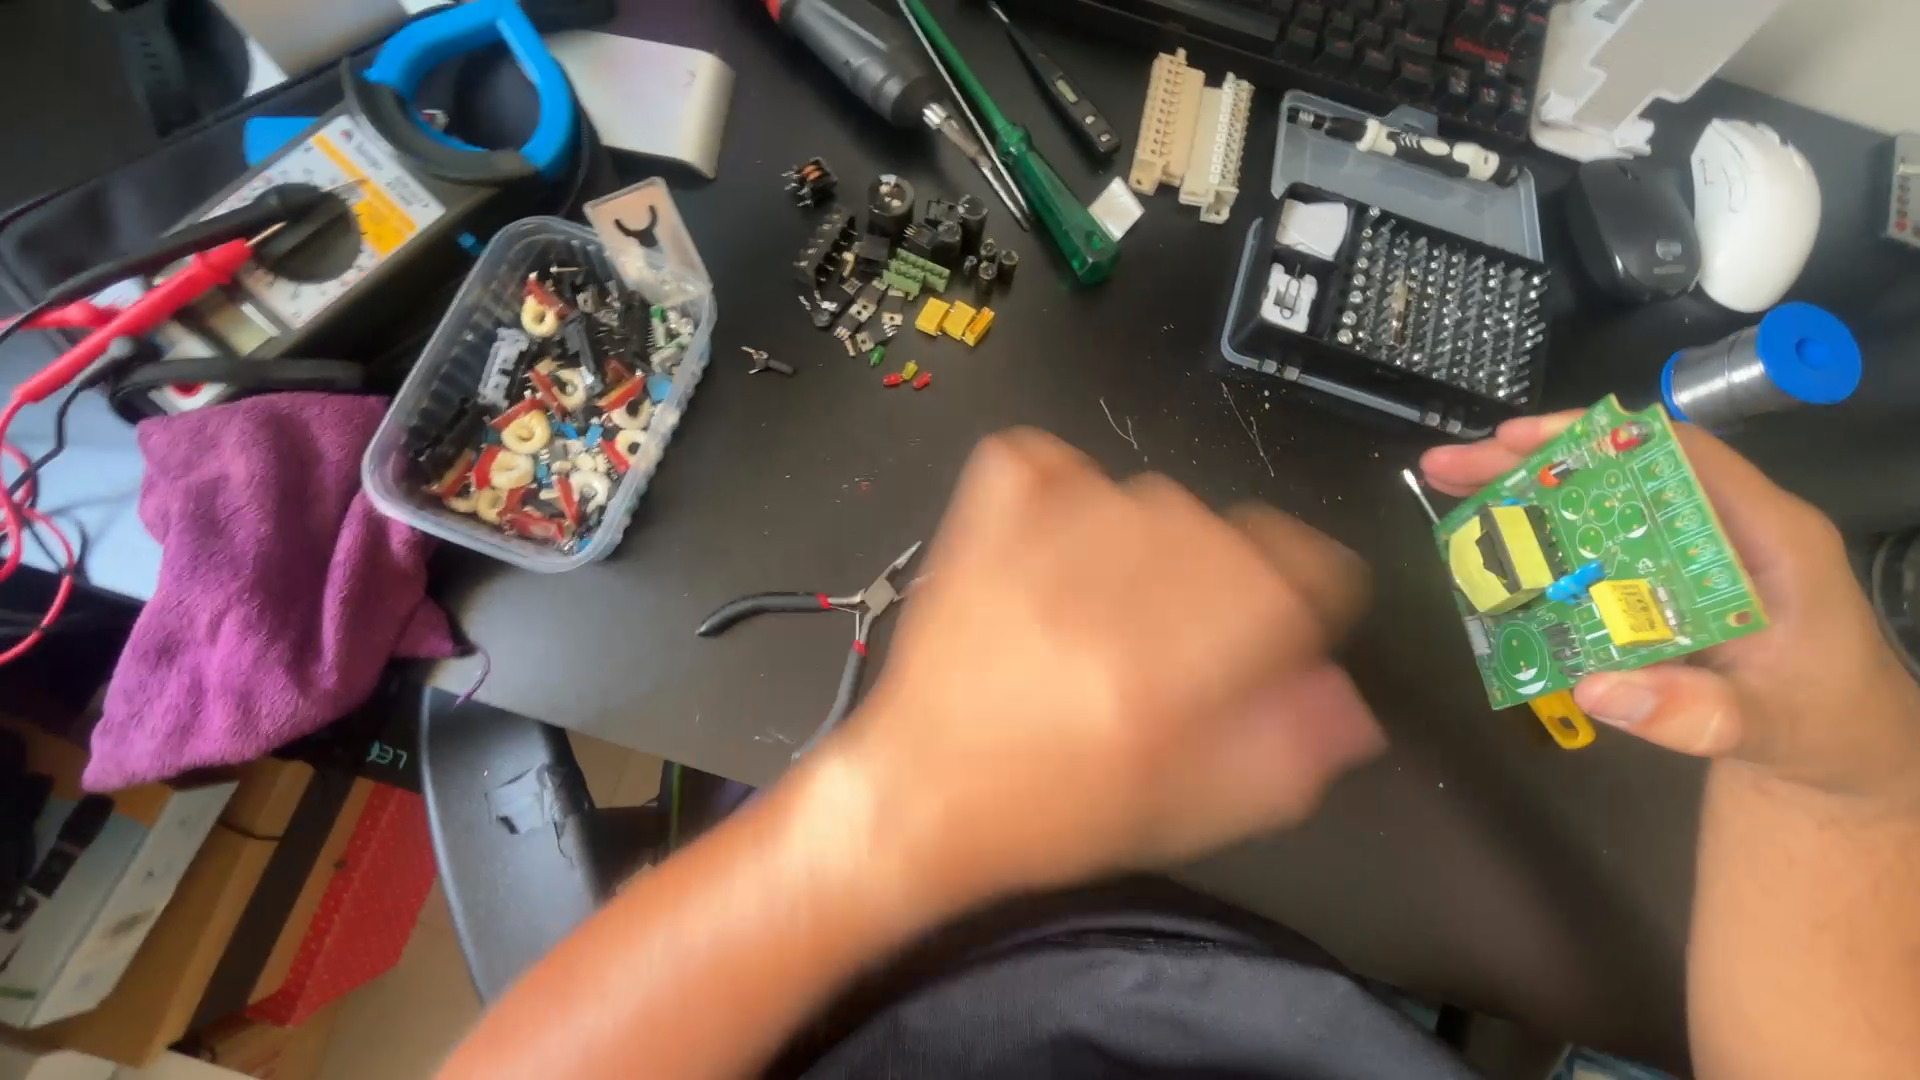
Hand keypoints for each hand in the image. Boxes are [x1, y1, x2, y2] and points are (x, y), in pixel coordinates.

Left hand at [827, 430, 1384, 904]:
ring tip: (1118, 600)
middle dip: (1231, 577)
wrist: (921, 790)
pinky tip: (1064, 534)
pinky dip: (1067, 483)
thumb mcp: (1184, 813)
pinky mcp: (979, 530)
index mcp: (1168, 672)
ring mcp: (1035, 550)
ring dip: (1156, 541)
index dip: (1313, 586)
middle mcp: (1106, 594)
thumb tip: (1341, 692)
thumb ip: (1282, 751)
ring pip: (1148, 493)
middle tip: (1188, 629)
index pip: (1295, 569)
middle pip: (1225, 528)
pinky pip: (1041, 459)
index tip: (1292, 610)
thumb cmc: (1050, 814)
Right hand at [1423, 414, 1919, 809]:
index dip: (1594, 439)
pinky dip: (1524, 539)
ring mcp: (1673, 556)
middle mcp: (1713, 532)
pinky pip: (1577, 548)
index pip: (1679, 455)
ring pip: (1586, 504)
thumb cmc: (1822, 727)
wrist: (1834, 751)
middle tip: (1447, 465)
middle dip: (1522, 463)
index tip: (1515, 439)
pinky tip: (1479, 543)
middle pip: (1612, 471)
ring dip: (1512, 493)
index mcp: (1763, 538)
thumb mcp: (1774, 728)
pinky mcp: (1644, 584)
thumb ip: (1702, 713)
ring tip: (1445, 484)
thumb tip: (1597, 689)